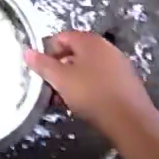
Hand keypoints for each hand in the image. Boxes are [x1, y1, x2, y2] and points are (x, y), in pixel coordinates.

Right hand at [24, 30, 150, 123]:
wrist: (131, 121)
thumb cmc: (91, 93)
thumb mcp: (59, 79)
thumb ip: (42, 64)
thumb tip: (27, 52)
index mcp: (90, 41)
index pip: (62, 37)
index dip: (47, 51)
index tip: (40, 69)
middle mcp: (107, 48)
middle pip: (75, 52)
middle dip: (60, 67)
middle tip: (50, 84)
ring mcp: (120, 65)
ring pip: (88, 67)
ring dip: (73, 79)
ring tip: (64, 97)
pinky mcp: (127, 83)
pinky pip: (101, 79)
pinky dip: (89, 87)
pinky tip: (83, 103)